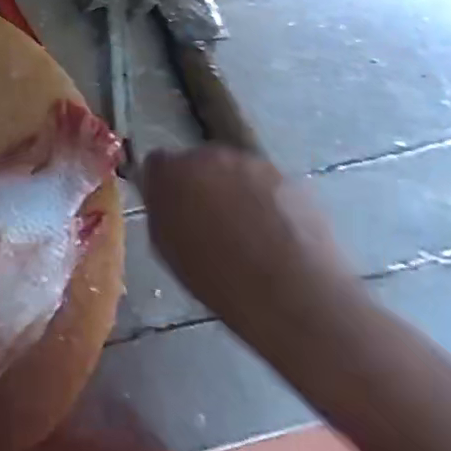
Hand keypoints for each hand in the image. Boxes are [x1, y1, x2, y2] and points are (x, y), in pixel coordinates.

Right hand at [142, 146, 357, 332]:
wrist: (292, 295)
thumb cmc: (218, 279)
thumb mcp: (167, 247)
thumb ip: (161, 210)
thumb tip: (167, 199)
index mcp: (169, 172)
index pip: (158, 163)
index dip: (168, 184)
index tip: (176, 206)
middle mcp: (205, 155)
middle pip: (198, 162)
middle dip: (203, 184)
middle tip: (214, 219)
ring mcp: (249, 163)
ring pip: (235, 171)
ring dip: (236, 190)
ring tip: (251, 230)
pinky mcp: (286, 176)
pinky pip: (267, 183)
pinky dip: (268, 200)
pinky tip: (278, 232)